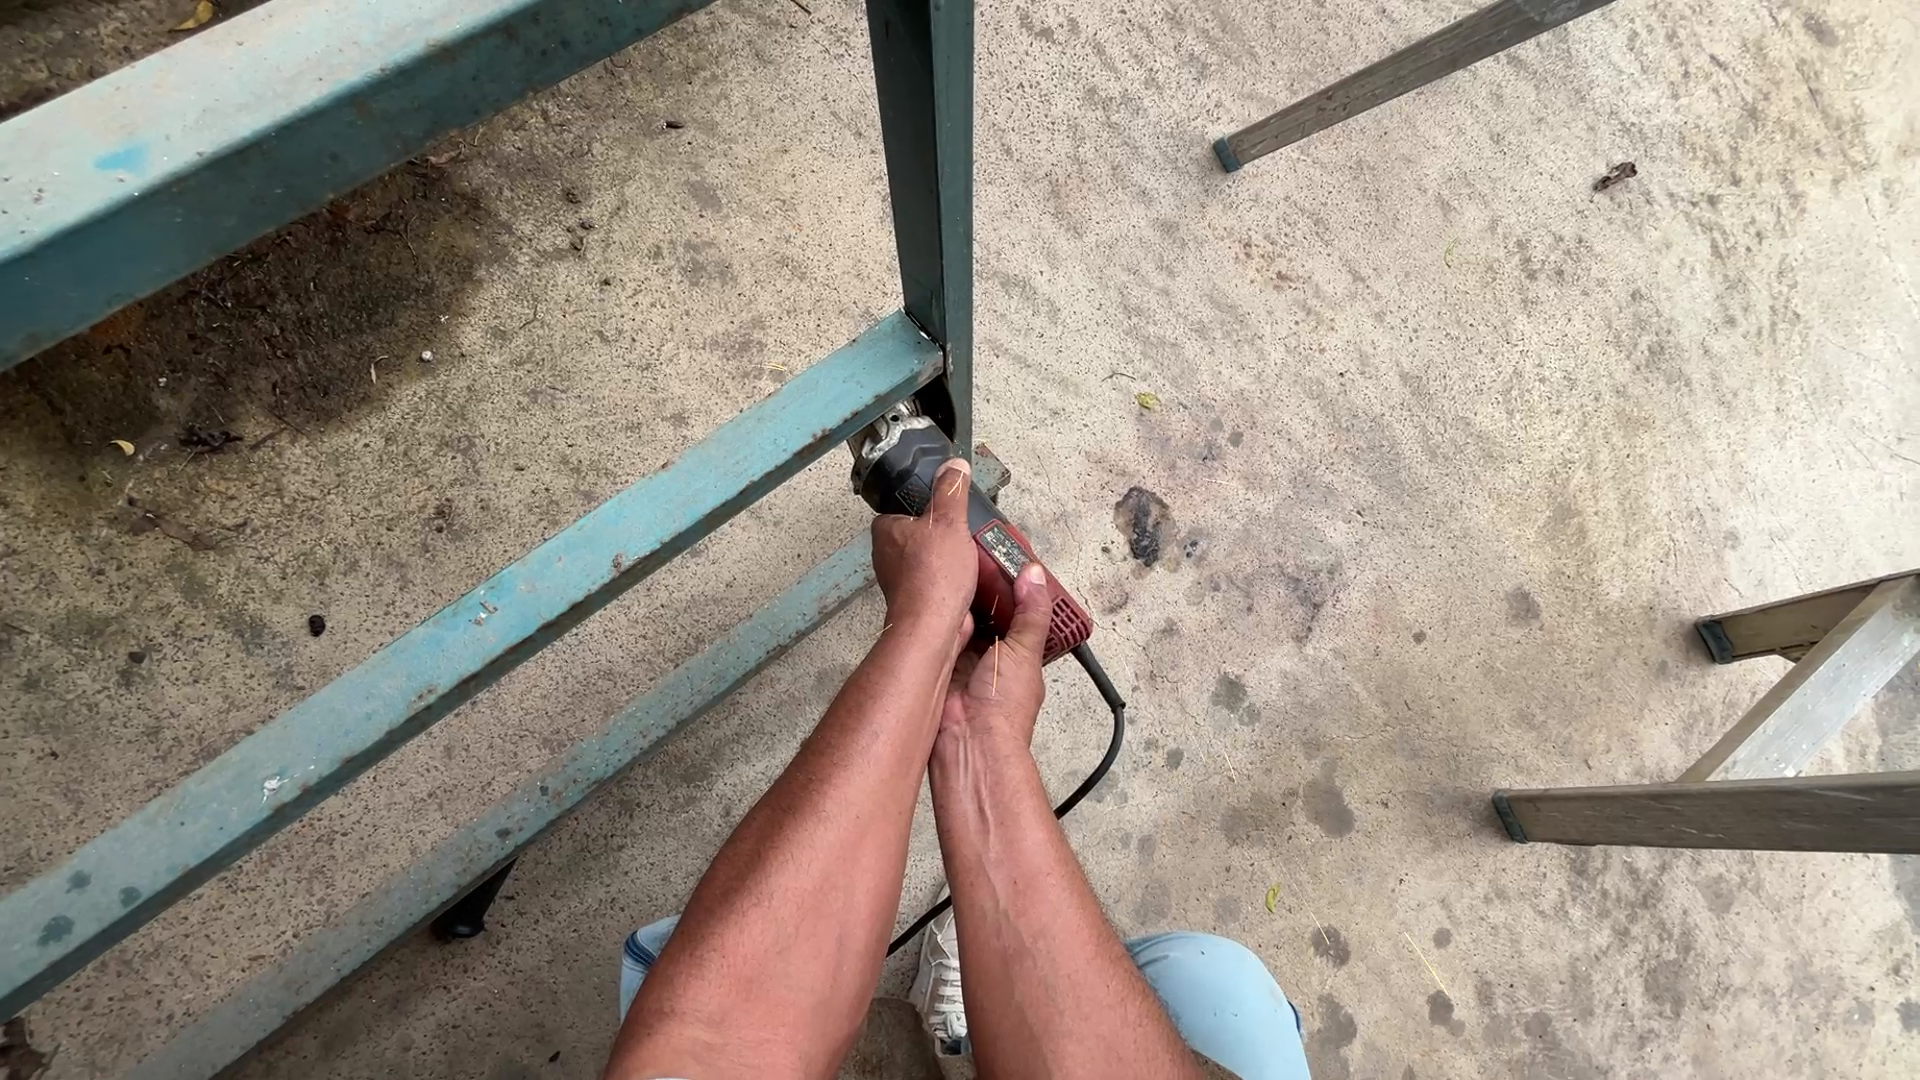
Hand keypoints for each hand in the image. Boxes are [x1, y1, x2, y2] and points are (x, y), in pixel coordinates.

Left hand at [871, 457, 977, 635]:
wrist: (934, 625)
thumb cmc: (931, 576)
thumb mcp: (949, 520)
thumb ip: (951, 490)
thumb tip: (954, 467)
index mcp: (886, 530)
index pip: (904, 506)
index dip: (928, 505)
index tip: (948, 506)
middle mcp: (889, 555)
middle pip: (921, 533)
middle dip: (945, 534)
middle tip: (965, 531)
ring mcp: (904, 580)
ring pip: (932, 559)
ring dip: (953, 559)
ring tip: (972, 555)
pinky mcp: (921, 599)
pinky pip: (941, 582)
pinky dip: (956, 580)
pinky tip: (971, 578)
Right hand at [935, 563, 1049, 746]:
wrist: (969, 738)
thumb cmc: (1005, 706)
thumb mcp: (1025, 651)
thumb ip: (1031, 612)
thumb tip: (1034, 575)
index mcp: (1019, 652)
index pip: (1017, 610)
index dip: (1012, 585)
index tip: (1004, 557)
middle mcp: (992, 653)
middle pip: (988, 610)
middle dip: (984, 587)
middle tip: (975, 554)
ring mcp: (965, 656)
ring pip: (965, 616)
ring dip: (962, 598)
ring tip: (956, 563)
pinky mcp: (942, 659)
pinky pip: (941, 629)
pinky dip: (941, 613)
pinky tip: (938, 590)